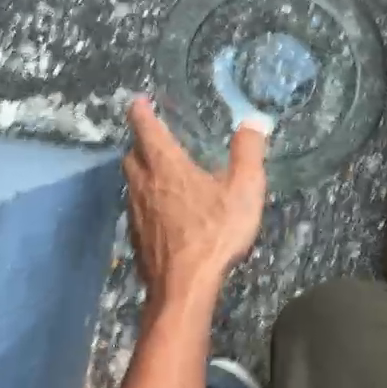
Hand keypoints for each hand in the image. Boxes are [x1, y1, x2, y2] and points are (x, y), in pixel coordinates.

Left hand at [122, 97, 268, 299]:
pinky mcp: (138, 238)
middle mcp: (144, 185)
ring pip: (133, 184)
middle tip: (153, 139)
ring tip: (161, 174)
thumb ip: (248, 153)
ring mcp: (136, 213)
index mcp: (167, 166)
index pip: (147, 129)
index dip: (141, 112)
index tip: (138, 101)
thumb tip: (254, 121)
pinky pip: (138, 210)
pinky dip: (148, 202)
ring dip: (142, 173)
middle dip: (140, 144)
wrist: (184, 286)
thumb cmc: (215, 233)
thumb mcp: (243, 190)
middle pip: (132, 156)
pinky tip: (165, 213)